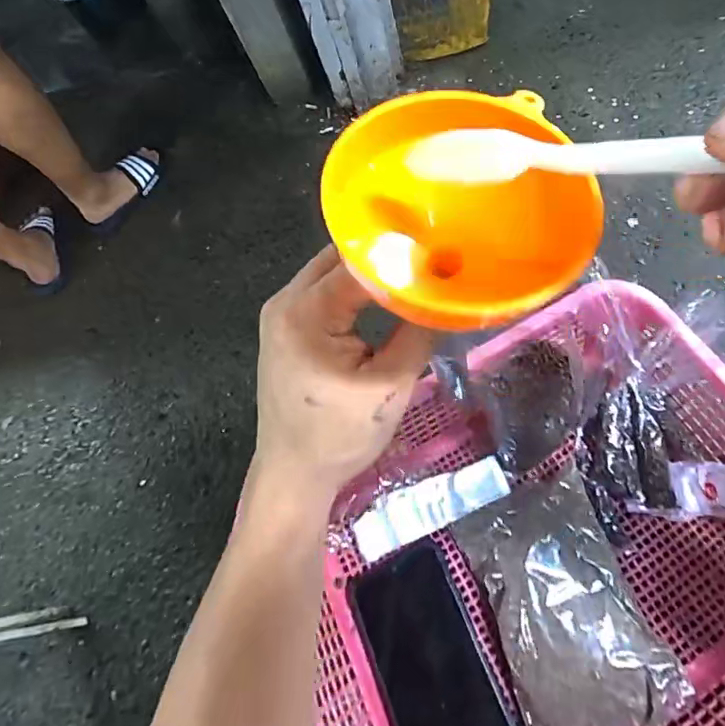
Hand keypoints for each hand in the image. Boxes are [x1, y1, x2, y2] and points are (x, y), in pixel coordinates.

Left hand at [253, 248, 433, 499]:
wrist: (293, 475)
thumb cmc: (340, 436)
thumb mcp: (391, 385)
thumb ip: (418, 331)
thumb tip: (444, 291)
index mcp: (305, 313)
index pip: (359, 264)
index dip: (402, 255)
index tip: (441, 250)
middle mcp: (285, 301)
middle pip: (341, 257)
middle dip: (386, 253)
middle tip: (430, 255)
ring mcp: (280, 312)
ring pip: (332, 270)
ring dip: (370, 269)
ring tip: (414, 269)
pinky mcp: (286, 326)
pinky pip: (325, 289)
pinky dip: (355, 285)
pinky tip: (384, 292)